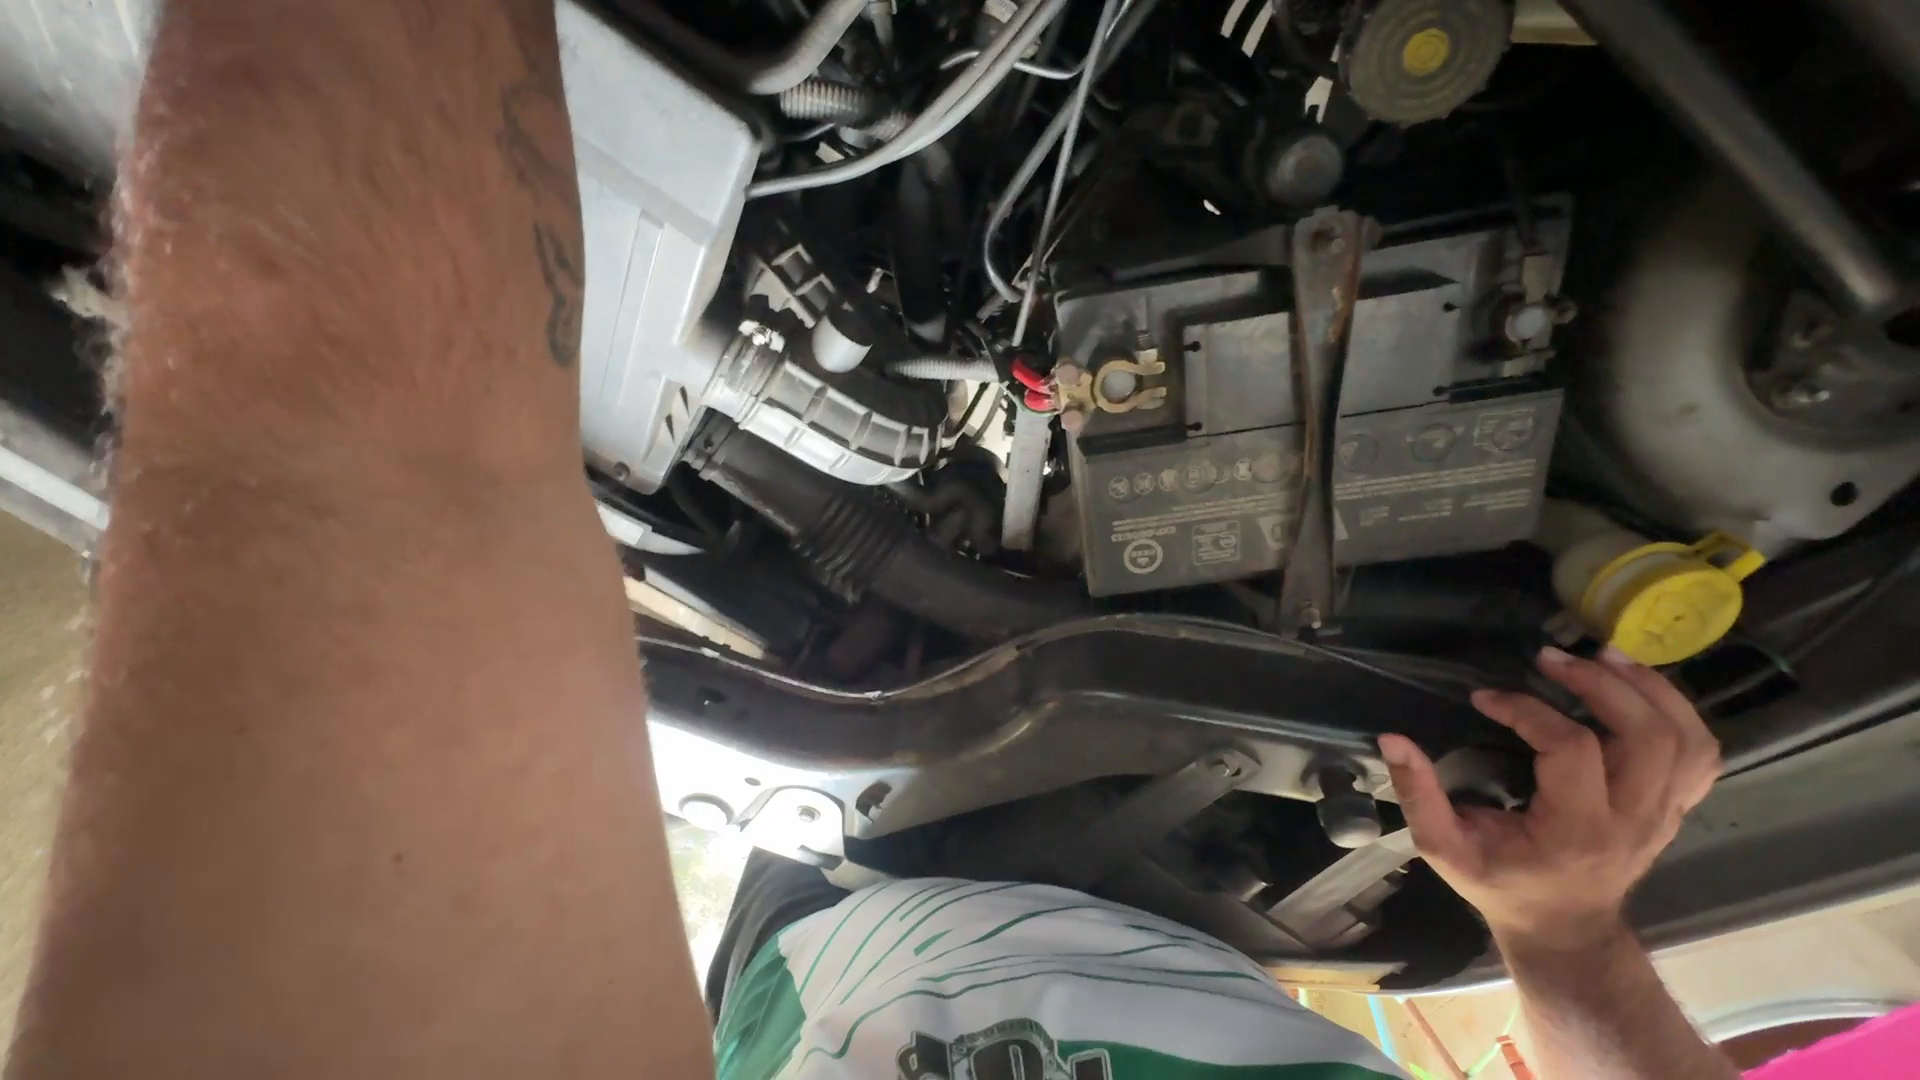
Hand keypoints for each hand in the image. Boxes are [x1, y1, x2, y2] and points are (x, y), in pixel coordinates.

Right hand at [1378, 646, 1721, 954]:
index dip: (1528, 710)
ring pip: (1688, 740)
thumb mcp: (1444, 848)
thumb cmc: (1500, 885)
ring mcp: (1664, 814)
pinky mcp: (1674, 807)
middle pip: (1648, 735)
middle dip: (1601, 684)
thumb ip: (1418, 795)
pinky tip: (1637, 687)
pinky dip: (1676, 713)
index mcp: (1578, 828)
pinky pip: (1700, 754)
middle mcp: (1635, 819)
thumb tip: (1392, 738)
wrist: (1564, 928)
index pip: (1573, 748)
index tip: (1486, 698)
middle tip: (1551, 657)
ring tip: (1603, 656)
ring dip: (1649, 689)